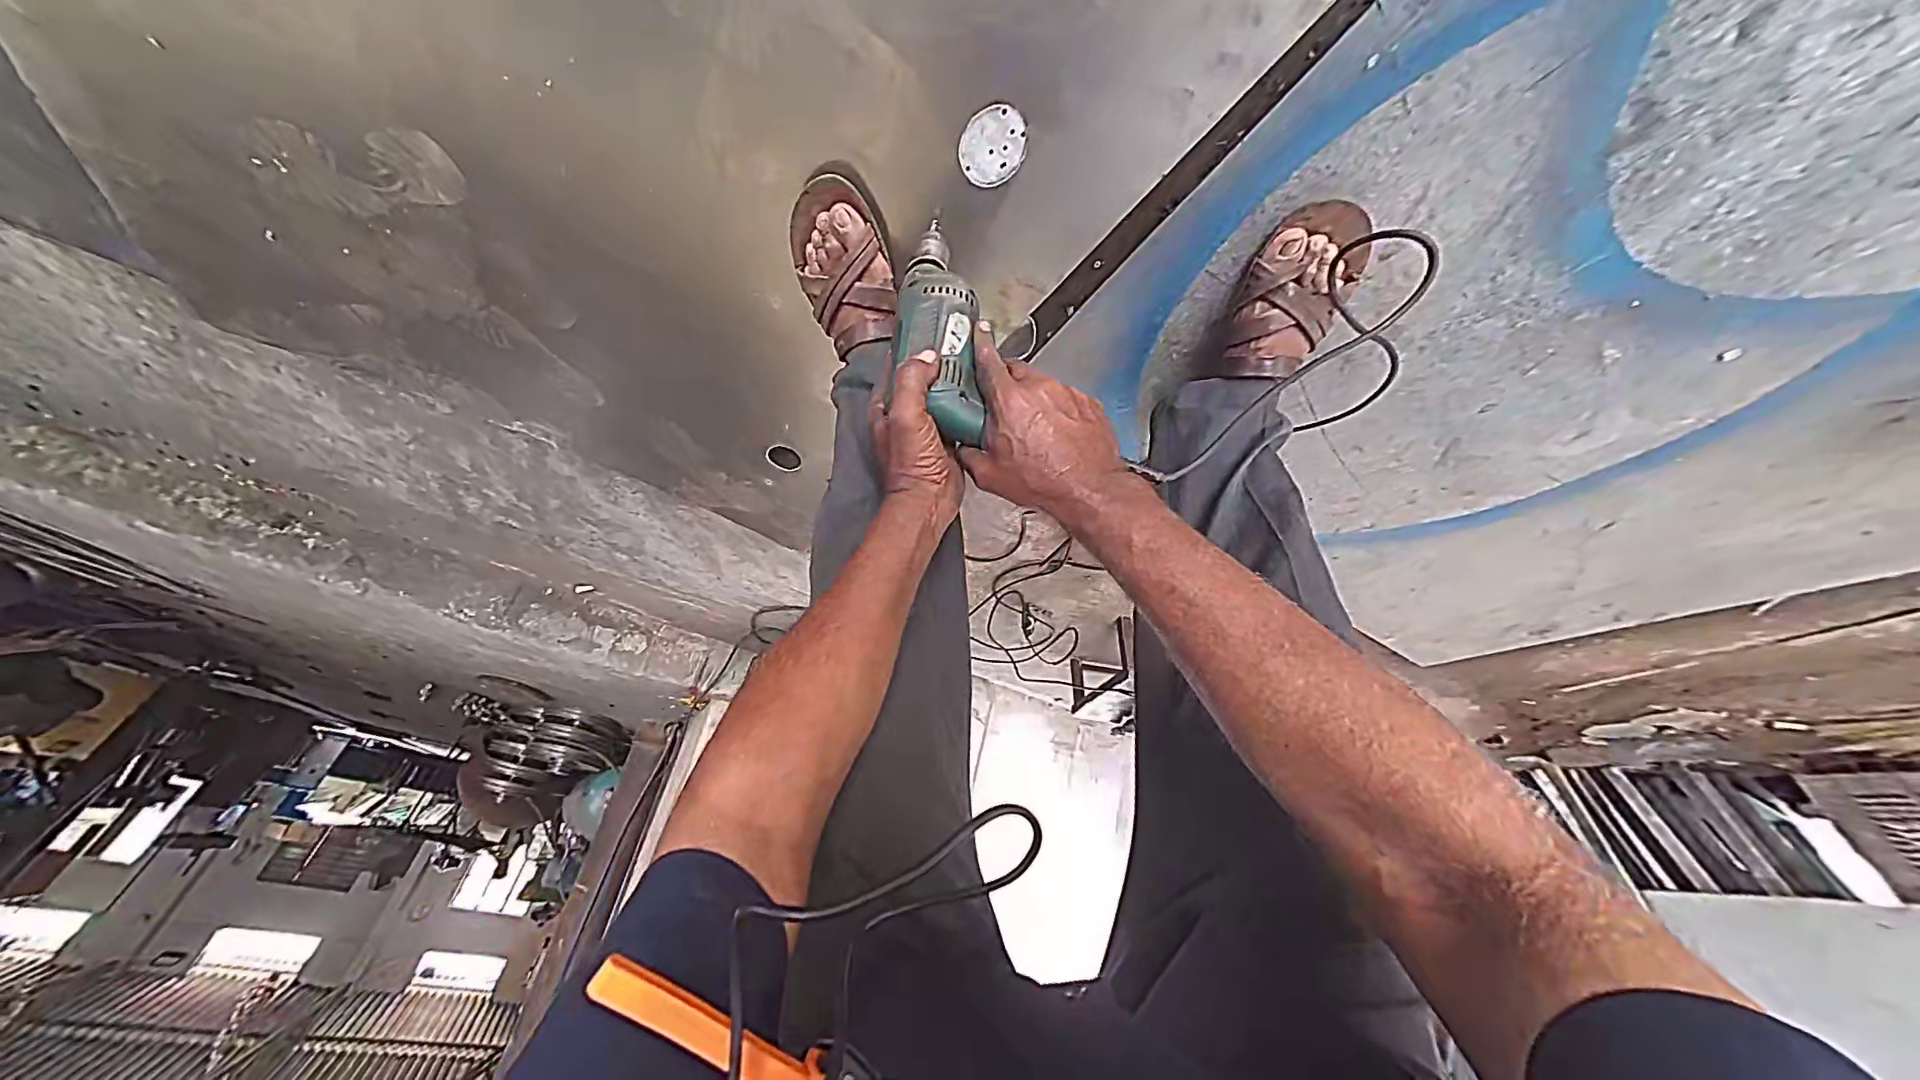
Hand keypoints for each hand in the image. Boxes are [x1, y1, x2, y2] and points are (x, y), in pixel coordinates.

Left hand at [870, 352, 963, 526]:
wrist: (929, 499)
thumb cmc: (910, 464)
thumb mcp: (905, 415)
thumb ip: (912, 380)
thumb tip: (927, 355)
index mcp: (887, 406)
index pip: (896, 366)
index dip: (910, 347)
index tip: (929, 329)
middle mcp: (905, 414)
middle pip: (921, 378)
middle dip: (937, 362)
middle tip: (956, 342)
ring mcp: (927, 427)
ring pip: (941, 394)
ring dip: (954, 381)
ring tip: (971, 360)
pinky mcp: (947, 439)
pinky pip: (958, 413)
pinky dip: (967, 402)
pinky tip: (979, 391)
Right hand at [957, 323, 1138, 526]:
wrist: (1089, 490)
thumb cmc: (1045, 482)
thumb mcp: (990, 475)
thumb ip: (969, 454)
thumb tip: (963, 448)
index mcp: (1010, 402)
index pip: (989, 361)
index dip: (980, 344)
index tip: (978, 333)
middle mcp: (1039, 389)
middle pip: (1016, 373)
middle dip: (1007, 387)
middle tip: (1004, 413)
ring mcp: (1066, 393)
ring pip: (1041, 386)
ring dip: (1033, 402)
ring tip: (1035, 432)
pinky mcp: (1086, 402)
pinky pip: (1064, 399)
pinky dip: (1058, 412)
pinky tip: (1056, 436)